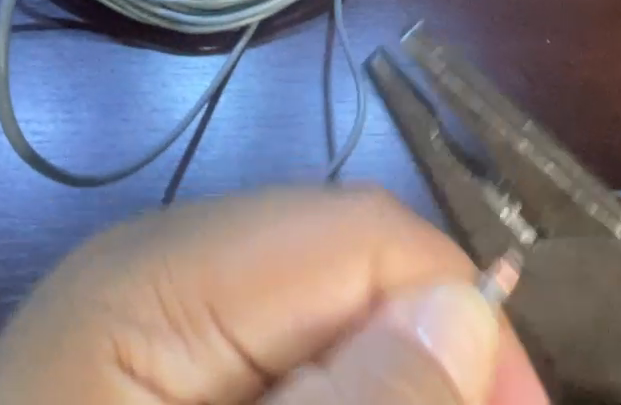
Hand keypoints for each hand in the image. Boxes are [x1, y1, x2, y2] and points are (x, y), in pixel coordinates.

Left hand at [0, 186, 548, 404]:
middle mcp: (159, 254)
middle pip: (344, 254)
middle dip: (424, 340)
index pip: (359, 232)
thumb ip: (349, 403)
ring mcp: (153, 295)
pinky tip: (334, 396)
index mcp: (163, 270)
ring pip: (320, 290)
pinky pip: (273, 325)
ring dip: (382, 359)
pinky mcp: (154, 340)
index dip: (457, 307)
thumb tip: (468, 311)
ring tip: (415, 403)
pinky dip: (327, 369)